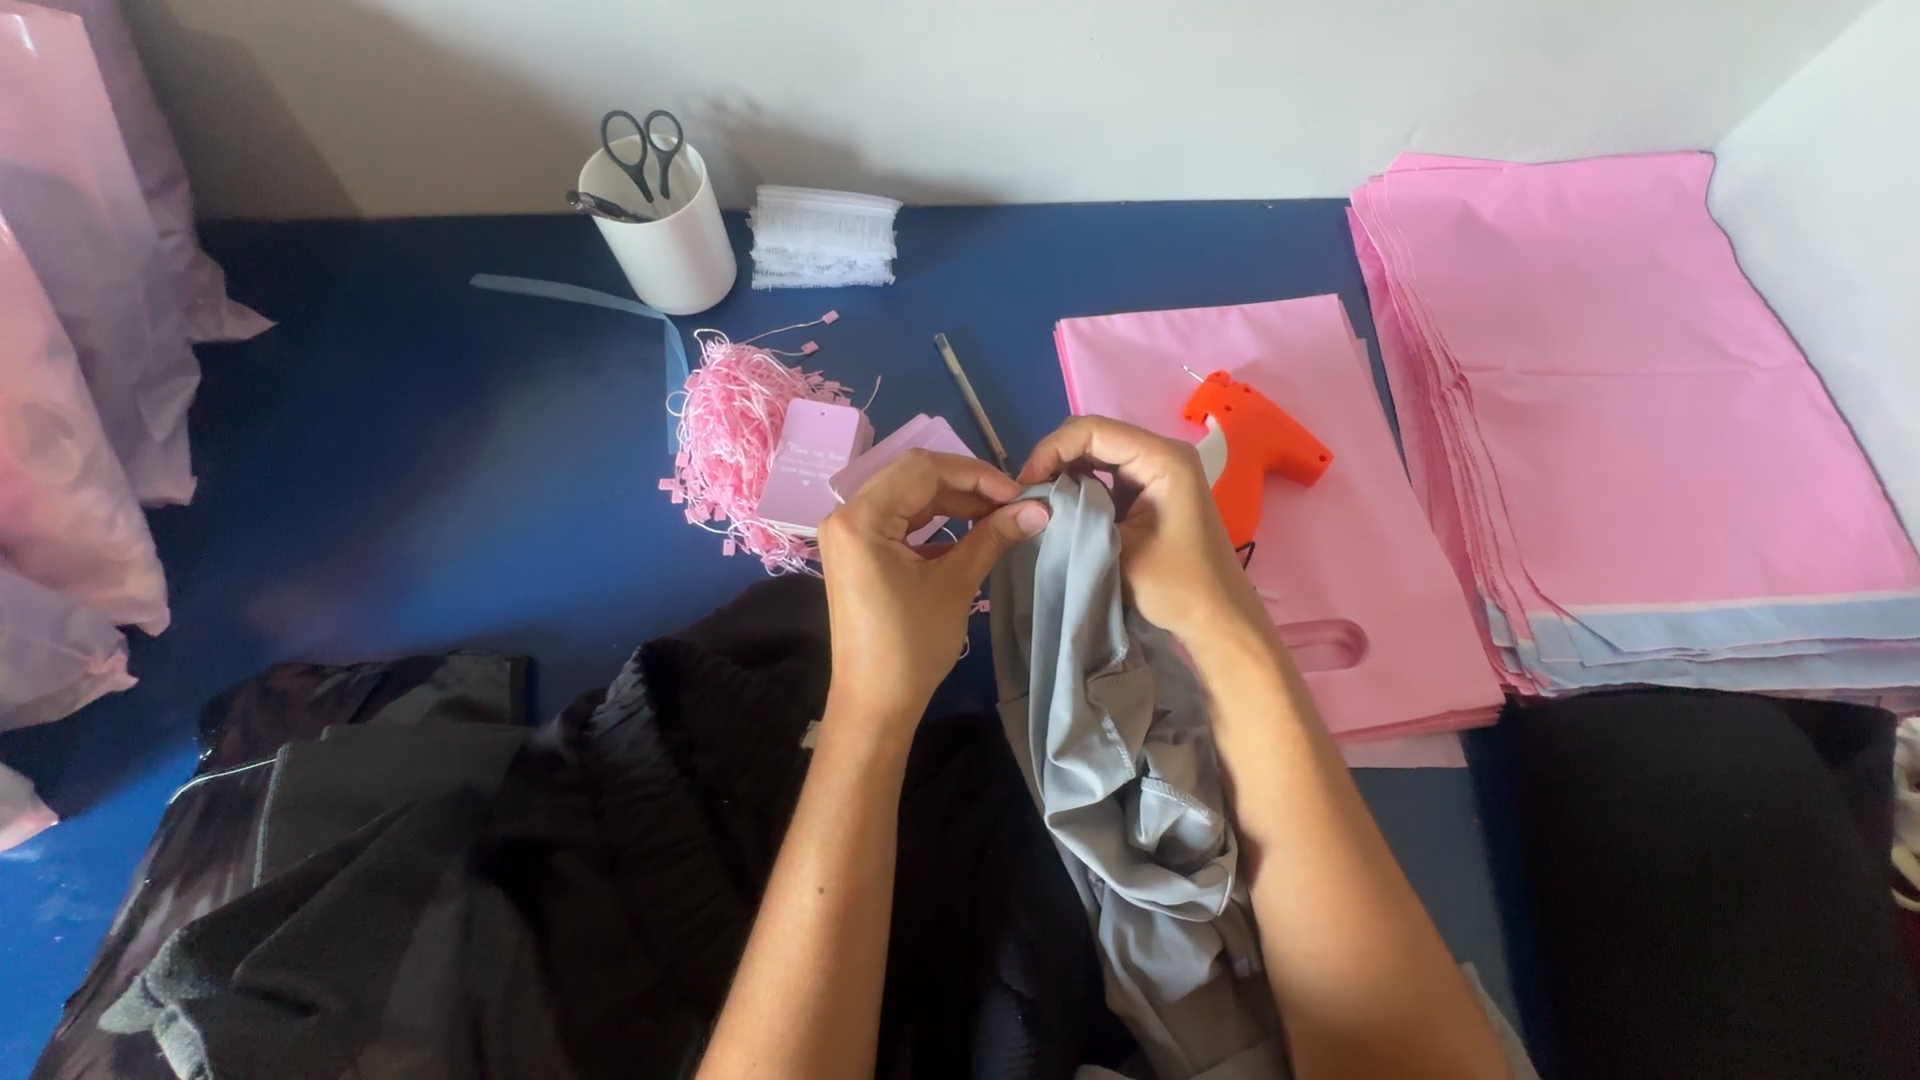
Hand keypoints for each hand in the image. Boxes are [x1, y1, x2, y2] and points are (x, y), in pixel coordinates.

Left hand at [818, 450, 1048, 737]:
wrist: (875, 702)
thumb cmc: (912, 645)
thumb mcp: (955, 584)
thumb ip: (993, 536)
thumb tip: (1039, 508)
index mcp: (861, 518)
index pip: (923, 470)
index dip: (976, 475)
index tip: (1018, 493)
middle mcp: (846, 516)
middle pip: (913, 477)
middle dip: (966, 485)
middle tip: (1011, 503)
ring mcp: (849, 534)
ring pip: (908, 496)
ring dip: (953, 502)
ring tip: (997, 516)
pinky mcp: (858, 552)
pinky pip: (899, 521)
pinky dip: (934, 522)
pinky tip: (969, 531)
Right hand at [1019, 416, 1262, 644]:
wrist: (1216, 617)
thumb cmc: (1176, 586)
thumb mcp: (1119, 549)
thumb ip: (1076, 514)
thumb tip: (1037, 499)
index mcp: (1163, 458)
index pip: (1093, 430)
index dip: (1052, 449)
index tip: (1026, 484)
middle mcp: (1161, 452)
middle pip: (1094, 435)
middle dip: (1055, 457)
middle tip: (1027, 491)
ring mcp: (1157, 469)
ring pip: (1097, 452)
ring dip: (1065, 470)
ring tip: (1039, 498)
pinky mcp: (1150, 488)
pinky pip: (1107, 473)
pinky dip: (1080, 484)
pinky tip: (1062, 505)